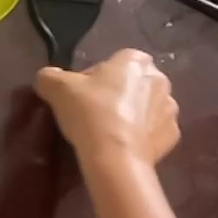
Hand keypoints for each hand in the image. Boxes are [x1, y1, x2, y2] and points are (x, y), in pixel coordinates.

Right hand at [33, 49, 180, 170]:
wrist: (115, 158)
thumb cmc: (90, 114)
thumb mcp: (58, 89)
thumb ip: (49, 77)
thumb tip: (45, 78)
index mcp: (135, 60)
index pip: (109, 65)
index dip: (91, 83)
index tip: (79, 101)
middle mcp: (159, 78)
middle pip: (130, 86)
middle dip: (115, 98)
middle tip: (92, 119)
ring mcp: (170, 108)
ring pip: (146, 109)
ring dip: (131, 118)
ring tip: (109, 136)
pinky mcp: (172, 136)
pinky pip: (154, 133)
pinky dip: (143, 138)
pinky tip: (125, 148)